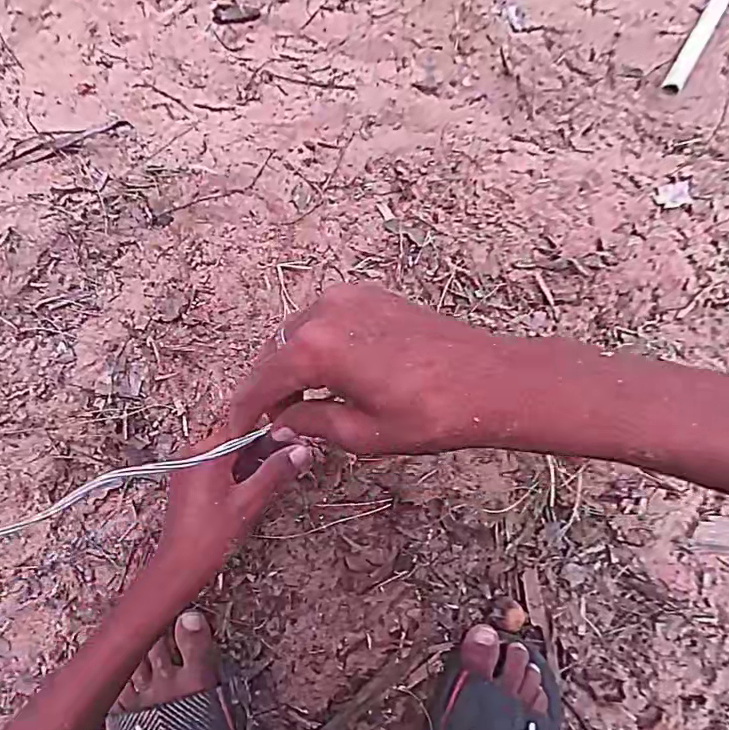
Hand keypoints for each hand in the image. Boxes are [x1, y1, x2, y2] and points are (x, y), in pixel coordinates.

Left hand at [147, 424, 312, 588]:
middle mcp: (192, 455)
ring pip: (227, 456)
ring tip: (272, 478)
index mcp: (206, 454)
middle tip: (288, 462)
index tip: (292, 443)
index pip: (244, 430)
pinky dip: (234, 474)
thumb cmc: (208, 538)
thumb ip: (274, 472)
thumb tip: (297, 451)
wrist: (180, 566)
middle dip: (262, 451)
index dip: (271, 436)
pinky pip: (215, 469)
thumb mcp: (249, 501)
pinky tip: (250, 489)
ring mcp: (188, 469)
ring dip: (250, 464)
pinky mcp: (187, 484)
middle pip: (235, 441)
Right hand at [230, 284, 541, 453]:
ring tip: (295, 402)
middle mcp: (325, 313)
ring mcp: (348, 298)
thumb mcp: (362, 433)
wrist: (491, 380)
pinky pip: (322, 321)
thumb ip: (311, 424)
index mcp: (316, 349)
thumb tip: (284, 422)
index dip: (245, 410)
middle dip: (265, 388)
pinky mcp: (368, 296)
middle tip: (267, 420)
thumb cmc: (433, 412)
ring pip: (295, 334)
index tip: (237, 428)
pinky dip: (312, 347)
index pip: (261, 382)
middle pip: (273, 353)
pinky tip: (323, 374)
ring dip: (288, 366)